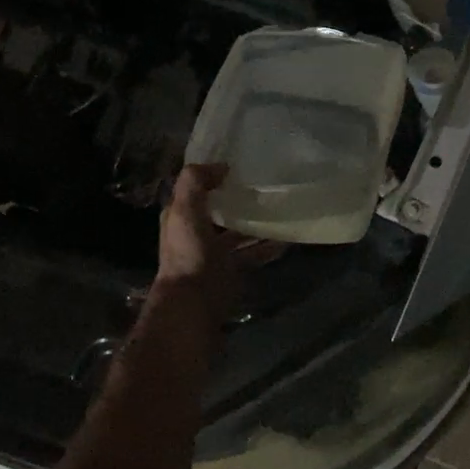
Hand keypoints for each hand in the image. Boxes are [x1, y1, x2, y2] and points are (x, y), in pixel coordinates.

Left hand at [155, 164, 274, 325]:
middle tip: (269, 185)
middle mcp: (197, 233)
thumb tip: (221, 167)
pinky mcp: (232, 271)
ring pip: (240, 233)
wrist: (194, 304)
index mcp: (181, 216)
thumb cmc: (188, 253)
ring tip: (284, 210)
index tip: (241, 164)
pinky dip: (269, 247)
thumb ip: (196, 182)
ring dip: (258, 224)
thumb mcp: (185, 210)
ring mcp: (216, 254)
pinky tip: (288, 239)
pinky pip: (254, 254)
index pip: (197, 190)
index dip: (214, 177)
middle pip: (222, 211)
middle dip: (241, 200)